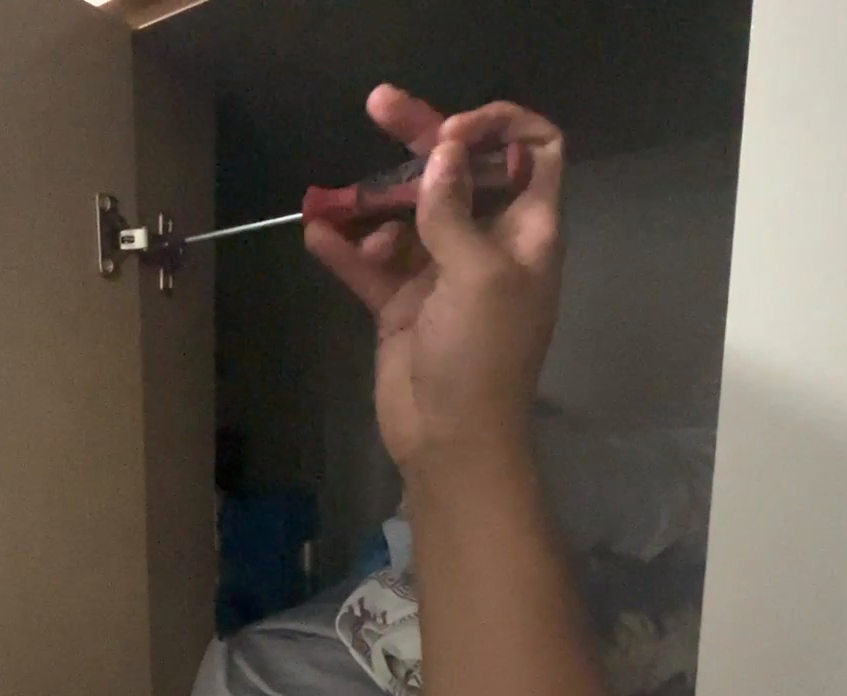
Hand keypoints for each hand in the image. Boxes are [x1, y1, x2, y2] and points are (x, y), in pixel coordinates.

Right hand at [305, 87, 566, 486]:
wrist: (447, 437)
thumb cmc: (481, 356)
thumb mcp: (479, 276)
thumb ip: (455, 213)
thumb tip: (442, 153)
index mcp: (525, 231)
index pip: (530, 152)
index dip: (495, 128)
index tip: (448, 131)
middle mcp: (483, 244)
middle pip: (456, 174)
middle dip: (421, 141)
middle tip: (378, 107)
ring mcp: (437, 276)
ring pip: (406, 218)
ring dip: (373, 203)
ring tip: (336, 202)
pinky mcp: (398, 306)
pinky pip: (370, 266)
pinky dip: (345, 250)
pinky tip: (316, 234)